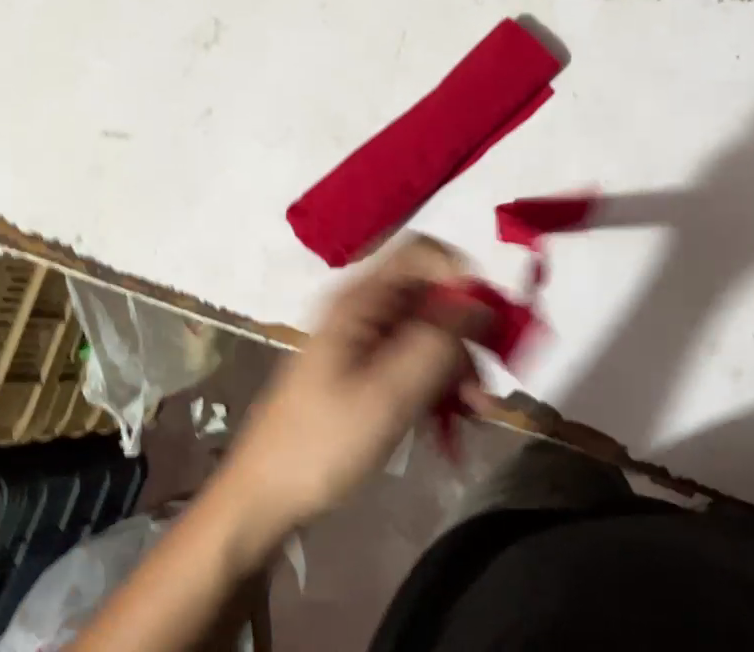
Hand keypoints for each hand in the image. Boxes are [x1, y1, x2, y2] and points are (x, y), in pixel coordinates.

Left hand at [220, 237, 490, 531]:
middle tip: (491, 377)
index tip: (489, 317)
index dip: (462, 274)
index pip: (422, 253)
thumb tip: (482, 302)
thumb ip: (438, 343)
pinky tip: (457, 416)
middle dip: (469, 332)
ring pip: (432, 330)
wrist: (262, 500)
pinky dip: (442, 381)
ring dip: (461, 364)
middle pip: (434, 294)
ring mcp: (366, 340)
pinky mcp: (369, 370)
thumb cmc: (321, 445)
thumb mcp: (388, 395)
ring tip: (477, 409)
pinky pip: (418, 359)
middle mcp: (365, 309)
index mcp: (360, 300)